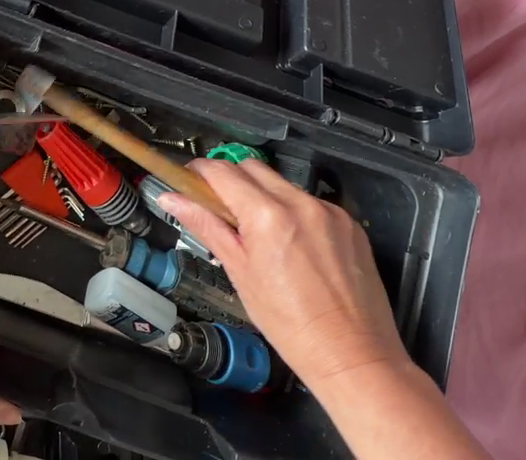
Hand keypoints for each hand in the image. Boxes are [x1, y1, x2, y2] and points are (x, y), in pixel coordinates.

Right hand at [159, 158, 405, 389]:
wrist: (354, 358)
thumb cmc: (289, 324)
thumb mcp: (239, 272)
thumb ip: (206, 226)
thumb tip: (171, 199)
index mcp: (267, 215)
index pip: (223, 171)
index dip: (200, 172)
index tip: (189, 182)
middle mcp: (300, 203)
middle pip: (252, 168)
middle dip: (231, 180)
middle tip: (221, 209)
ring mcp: (330, 211)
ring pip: (282, 184)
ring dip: (264, 196)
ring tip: (261, 235)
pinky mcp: (350, 224)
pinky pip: (311, 203)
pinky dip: (294, 213)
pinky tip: (295, 246)